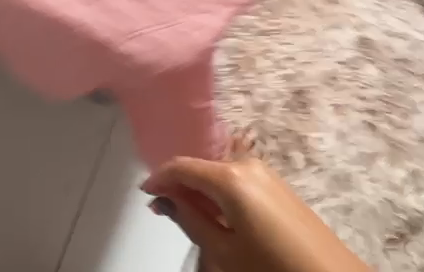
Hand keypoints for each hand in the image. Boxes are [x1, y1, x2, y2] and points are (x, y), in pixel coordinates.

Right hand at [142, 148, 370, 271]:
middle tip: (165, 211)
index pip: (182, 166)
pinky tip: (219, 219)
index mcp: (230, 177)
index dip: (160, 178)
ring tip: (191, 219)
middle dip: (181, 186)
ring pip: (219, 173)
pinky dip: (221, 194)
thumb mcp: (225, 253)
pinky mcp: (278, 185)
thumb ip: (190, 221)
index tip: (145, 195)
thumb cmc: (274, 270)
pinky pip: (237, 180)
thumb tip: (164, 200)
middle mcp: (246, 164)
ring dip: (202, 191)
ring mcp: (265, 172)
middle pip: (201, 167)